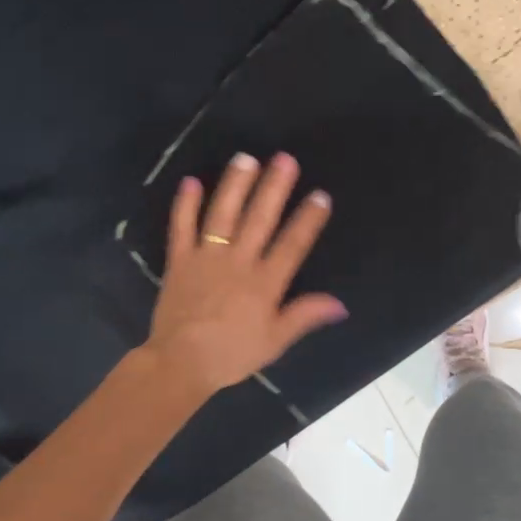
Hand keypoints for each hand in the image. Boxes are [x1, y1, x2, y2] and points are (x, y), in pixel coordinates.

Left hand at [145, 152, 346, 395]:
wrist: (181, 362)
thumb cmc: (231, 355)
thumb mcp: (274, 341)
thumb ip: (304, 316)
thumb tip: (340, 304)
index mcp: (264, 283)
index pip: (292, 245)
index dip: (308, 220)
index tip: (320, 195)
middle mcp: (238, 263)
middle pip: (259, 219)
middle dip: (274, 188)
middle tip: (285, 159)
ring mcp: (207, 258)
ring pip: (223, 214)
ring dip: (235, 185)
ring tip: (246, 158)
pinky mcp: (180, 261)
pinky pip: (182, 227)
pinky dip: (185, 204)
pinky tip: (190, 181)